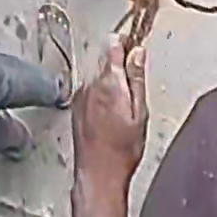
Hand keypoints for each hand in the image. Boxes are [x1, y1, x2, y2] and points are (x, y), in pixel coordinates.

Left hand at [72, 38, 147, 190]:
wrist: (98, 173)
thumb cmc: (122, 149)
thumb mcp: (140, 113)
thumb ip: (137, 78)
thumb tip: (138, 52)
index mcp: (109, 82)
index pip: (114, 46)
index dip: (125, 43)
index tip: (133, 45)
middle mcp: (91, 83)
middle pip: (105, 60)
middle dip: (118, 65)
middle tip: (132, 84)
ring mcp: (81, 93)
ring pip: (96, 74)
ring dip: (107, 80)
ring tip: (120, 105)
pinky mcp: (76, 104)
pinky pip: (89, 88)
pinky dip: (98, 92)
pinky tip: (107, 113)